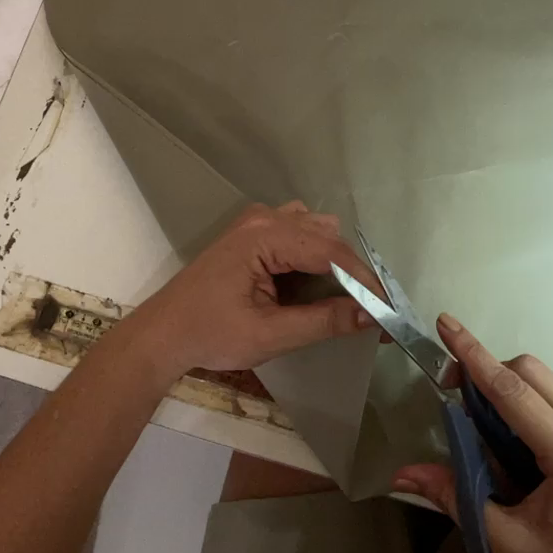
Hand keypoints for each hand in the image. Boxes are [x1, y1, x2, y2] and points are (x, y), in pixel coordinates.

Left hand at [121, 202, 378, 377]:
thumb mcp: (270, 334)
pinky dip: (314, 255)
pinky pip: (298, 232)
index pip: (330, 251)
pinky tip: (315, 285)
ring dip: (334, 262)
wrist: (164, 333)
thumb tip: (371, 316)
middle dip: (353, 273)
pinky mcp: (252, 233)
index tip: (389, 312)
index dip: (365, 281)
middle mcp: (263, 218)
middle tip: (371, 311)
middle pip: (326, 236)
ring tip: (346, 300)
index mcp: (264, 237)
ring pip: (315, 229)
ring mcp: (256, 221)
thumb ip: (322, 322)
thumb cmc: (210, 334)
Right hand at [393, 315, 552, 552]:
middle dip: (490, 373)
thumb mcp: (512, 546)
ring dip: (512, 393)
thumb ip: (457, 500)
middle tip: (459, 399)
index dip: (473, 355)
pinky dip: (535, 409)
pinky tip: (525, 450)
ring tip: (492, 436)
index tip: (447, 323)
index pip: (512, 391)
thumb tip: (403, 476)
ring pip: (549, 383)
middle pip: (530, 373)